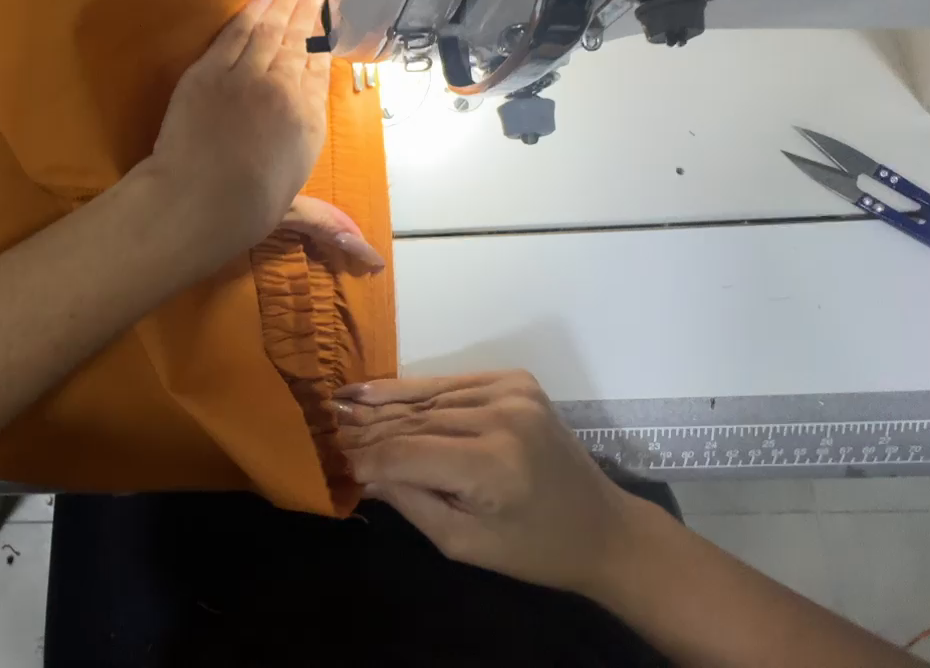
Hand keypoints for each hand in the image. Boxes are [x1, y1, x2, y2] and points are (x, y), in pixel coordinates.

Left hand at [141, 0, 381, 272]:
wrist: (196, 201)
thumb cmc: (246, 211)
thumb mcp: (292, 213)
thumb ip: (329, 224)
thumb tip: (373, 263)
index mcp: (309, 121)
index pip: (320, 68)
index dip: (324, 36)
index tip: (329, 11)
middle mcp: (285, 90)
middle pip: (300, 38)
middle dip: (311, 2)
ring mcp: (247, 75)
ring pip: (272, 27)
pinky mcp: (211, 69)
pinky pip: (238, 30)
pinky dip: (253, 7)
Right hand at [334, 371, 642, 594]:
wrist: (604, 527)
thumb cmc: (533, 549)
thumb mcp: (465, 543)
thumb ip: (410, 501)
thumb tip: (358, 471)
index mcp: (493, 465)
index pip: (409, 453)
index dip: (366, 457)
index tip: (331, 458)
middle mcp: (502, 417)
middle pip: (415, 420)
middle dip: (368, 428)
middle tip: (326, 426)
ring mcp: (511, 392)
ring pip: (428, 396)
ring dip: (383, 404)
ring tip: (341, 402)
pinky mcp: (514, 380)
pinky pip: (450, 385)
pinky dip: (414, 391)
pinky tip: (378, 392)